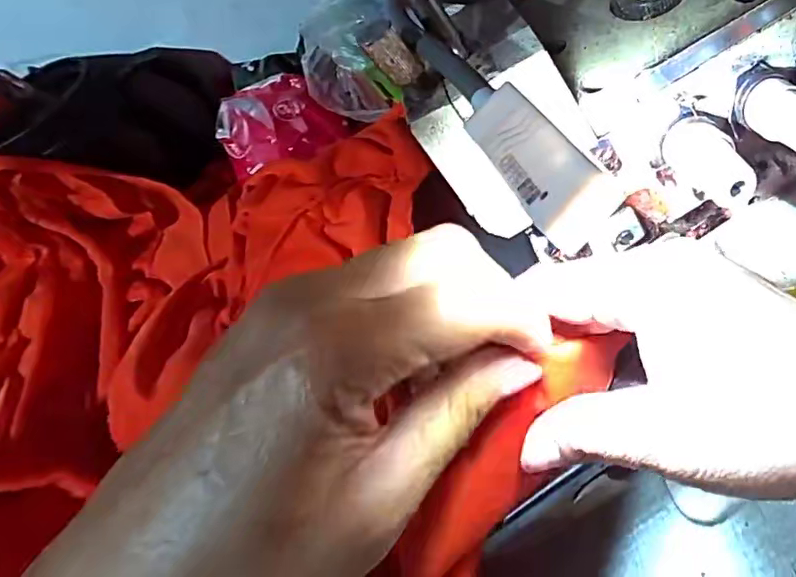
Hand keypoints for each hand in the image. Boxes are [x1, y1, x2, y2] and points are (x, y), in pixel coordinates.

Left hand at [31, 226, 551, 576]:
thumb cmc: (251, 564)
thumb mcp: (373, 505)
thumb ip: (457, 415)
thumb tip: (521, 363)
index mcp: (334, 348)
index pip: (463, 296)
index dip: (520, 317)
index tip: (545, 352)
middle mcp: (313, 296)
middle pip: (442, 250)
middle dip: (493, 290)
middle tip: (507, 350)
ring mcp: (289, 294)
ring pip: (413, 252)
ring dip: (457, 291)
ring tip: (463, 356)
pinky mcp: (277, 306)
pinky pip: (375, 273)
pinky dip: (417, 297)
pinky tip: (410, 355)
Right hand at [516, 238, 795, 501]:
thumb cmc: (774, 417)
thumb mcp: (666, 434)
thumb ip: (588, 429)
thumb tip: (532, 440)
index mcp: (651, 278)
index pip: (555, 286)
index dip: (512, 327)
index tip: (481, 370)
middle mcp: (673, 263)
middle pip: (584, 292)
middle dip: (549, 343)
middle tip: (516, 398)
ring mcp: (699, 277)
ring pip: (616, 303)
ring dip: (587, 347)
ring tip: (559, 402)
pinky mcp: (718, 298)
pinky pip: (648, 310)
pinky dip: (623, 344)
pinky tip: (617, 386)